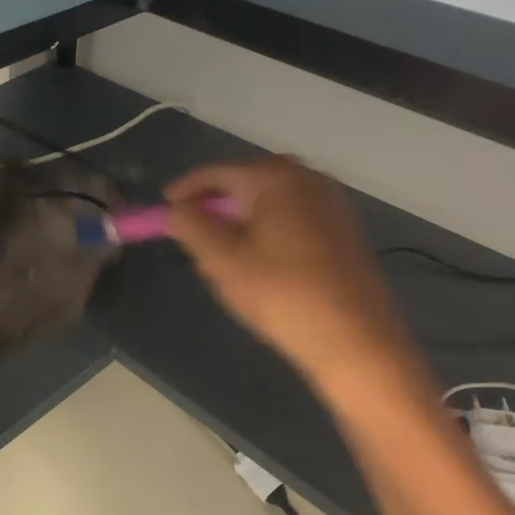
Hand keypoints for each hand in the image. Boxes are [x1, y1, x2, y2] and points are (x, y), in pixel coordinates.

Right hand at [162, 158, 417, 391]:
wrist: (356, 341)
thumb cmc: (282, 294)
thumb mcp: (222, 260)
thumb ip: (189, 226)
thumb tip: (170, 209)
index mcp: (276, 177)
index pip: (214, 173)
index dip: (181, 192)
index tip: (158, 214)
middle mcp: (308, 179)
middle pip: (244, 185)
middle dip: (212, 209)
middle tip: (189, 240)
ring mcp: (332, 204)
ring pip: (269, 204)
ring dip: (240, 223)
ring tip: (221, 258)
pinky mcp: (344, 231)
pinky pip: (292, 220)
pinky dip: (268, 233)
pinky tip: (261, 267)